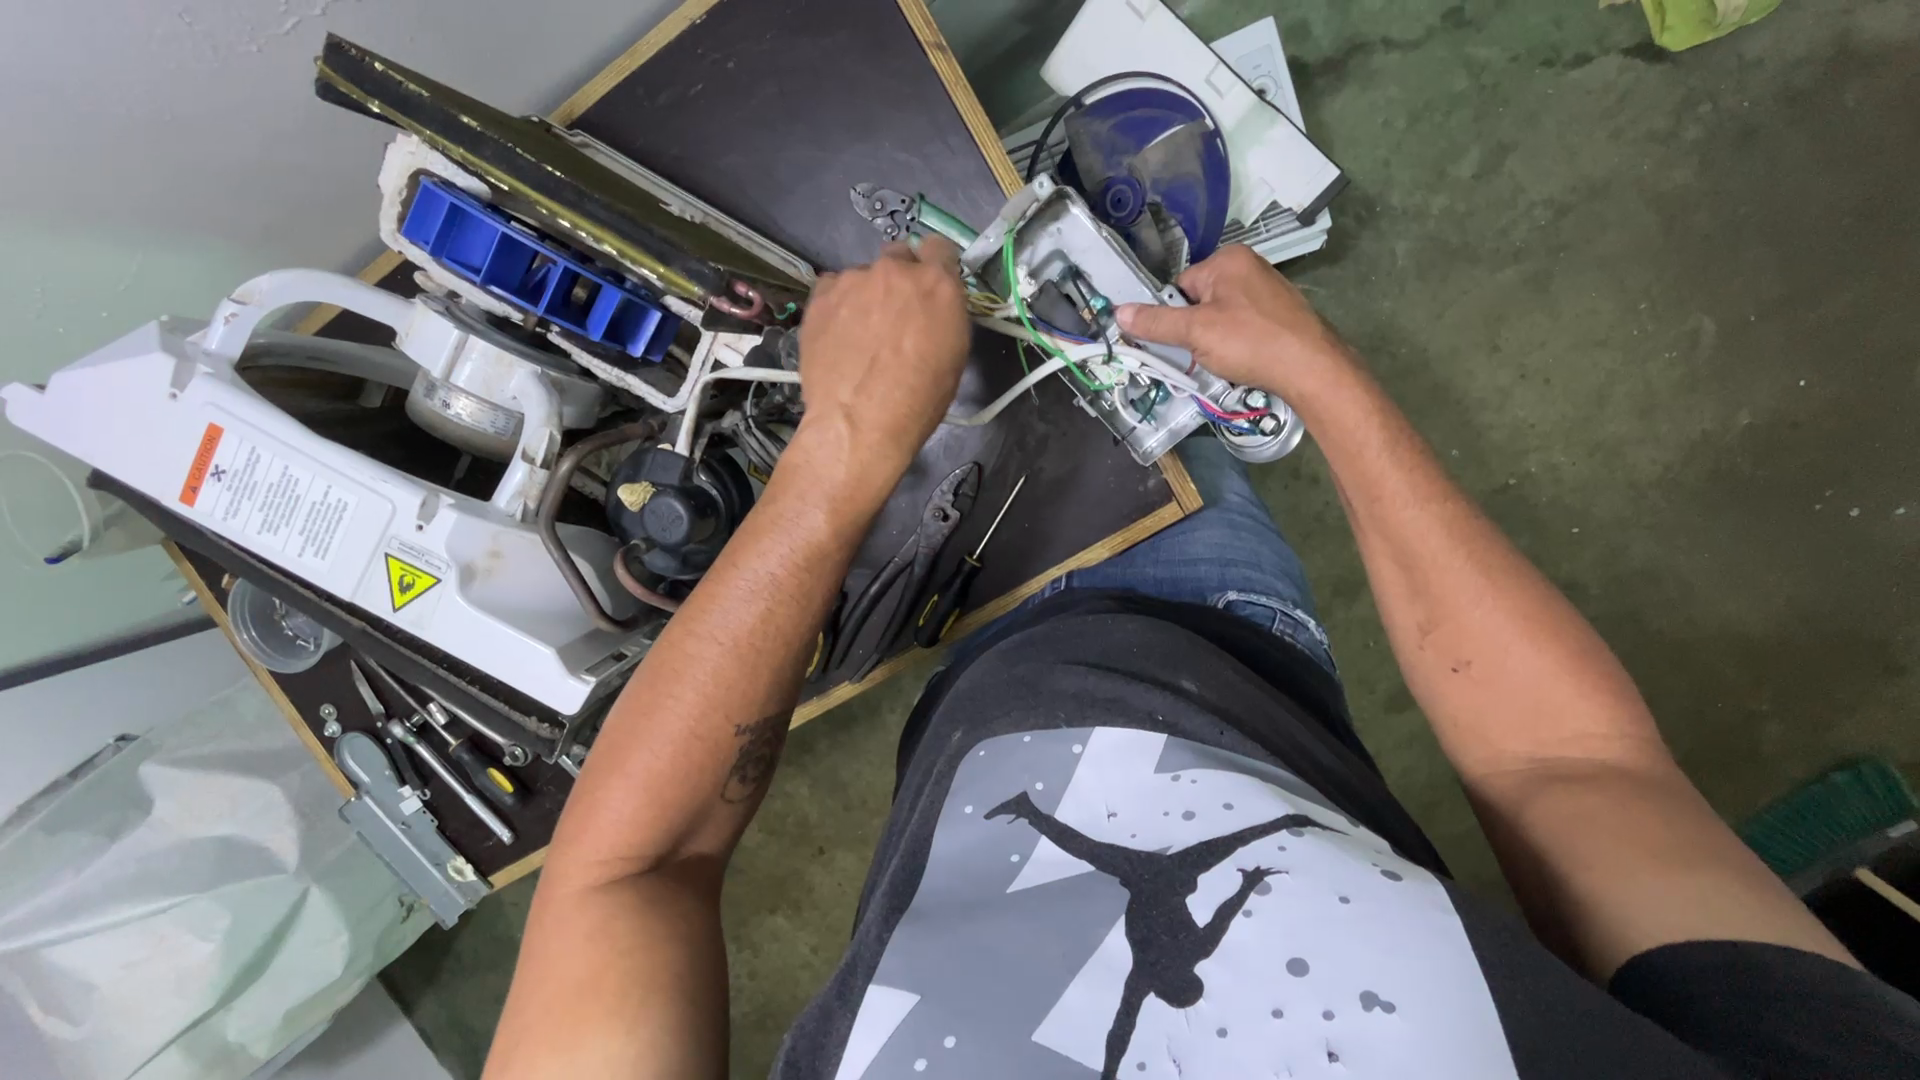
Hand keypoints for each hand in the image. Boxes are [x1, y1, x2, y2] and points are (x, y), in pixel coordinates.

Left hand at [794, 237, 970, 473]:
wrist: (859, 423)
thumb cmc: (918, 400)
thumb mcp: (953, 356)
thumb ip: (944, 315)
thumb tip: (932, 308)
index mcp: (937, 284)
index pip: (939, 248)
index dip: (934, 266)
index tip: (929, 288)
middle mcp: (895, 271)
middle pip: (898, 256)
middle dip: (899, 279)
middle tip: (893, 316)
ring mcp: (853, 280)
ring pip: (862, 276)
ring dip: (865, 295)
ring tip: (859, 335)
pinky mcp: (820, 296)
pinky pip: (832, 289)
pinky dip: (837, 305)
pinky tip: (837, 336)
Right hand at [1114, 245, 1354, 401]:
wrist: (1309, 366)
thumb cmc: (1249, 341)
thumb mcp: (1195, 333)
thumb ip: (1155, 323)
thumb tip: (1118, 313)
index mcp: (1227, 259)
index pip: (1179, 286)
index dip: (1173, 317)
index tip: (1178, 342)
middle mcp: (1247, 265)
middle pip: (1198, 301)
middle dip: (1193, 330)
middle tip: (1201, 354)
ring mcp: (1266, 288)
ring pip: (1218, 316)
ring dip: (1213, 340)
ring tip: (1223, 359)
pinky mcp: (1279, 311)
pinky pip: (1241, 325)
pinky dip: (1235, 343)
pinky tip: (1242, 359)